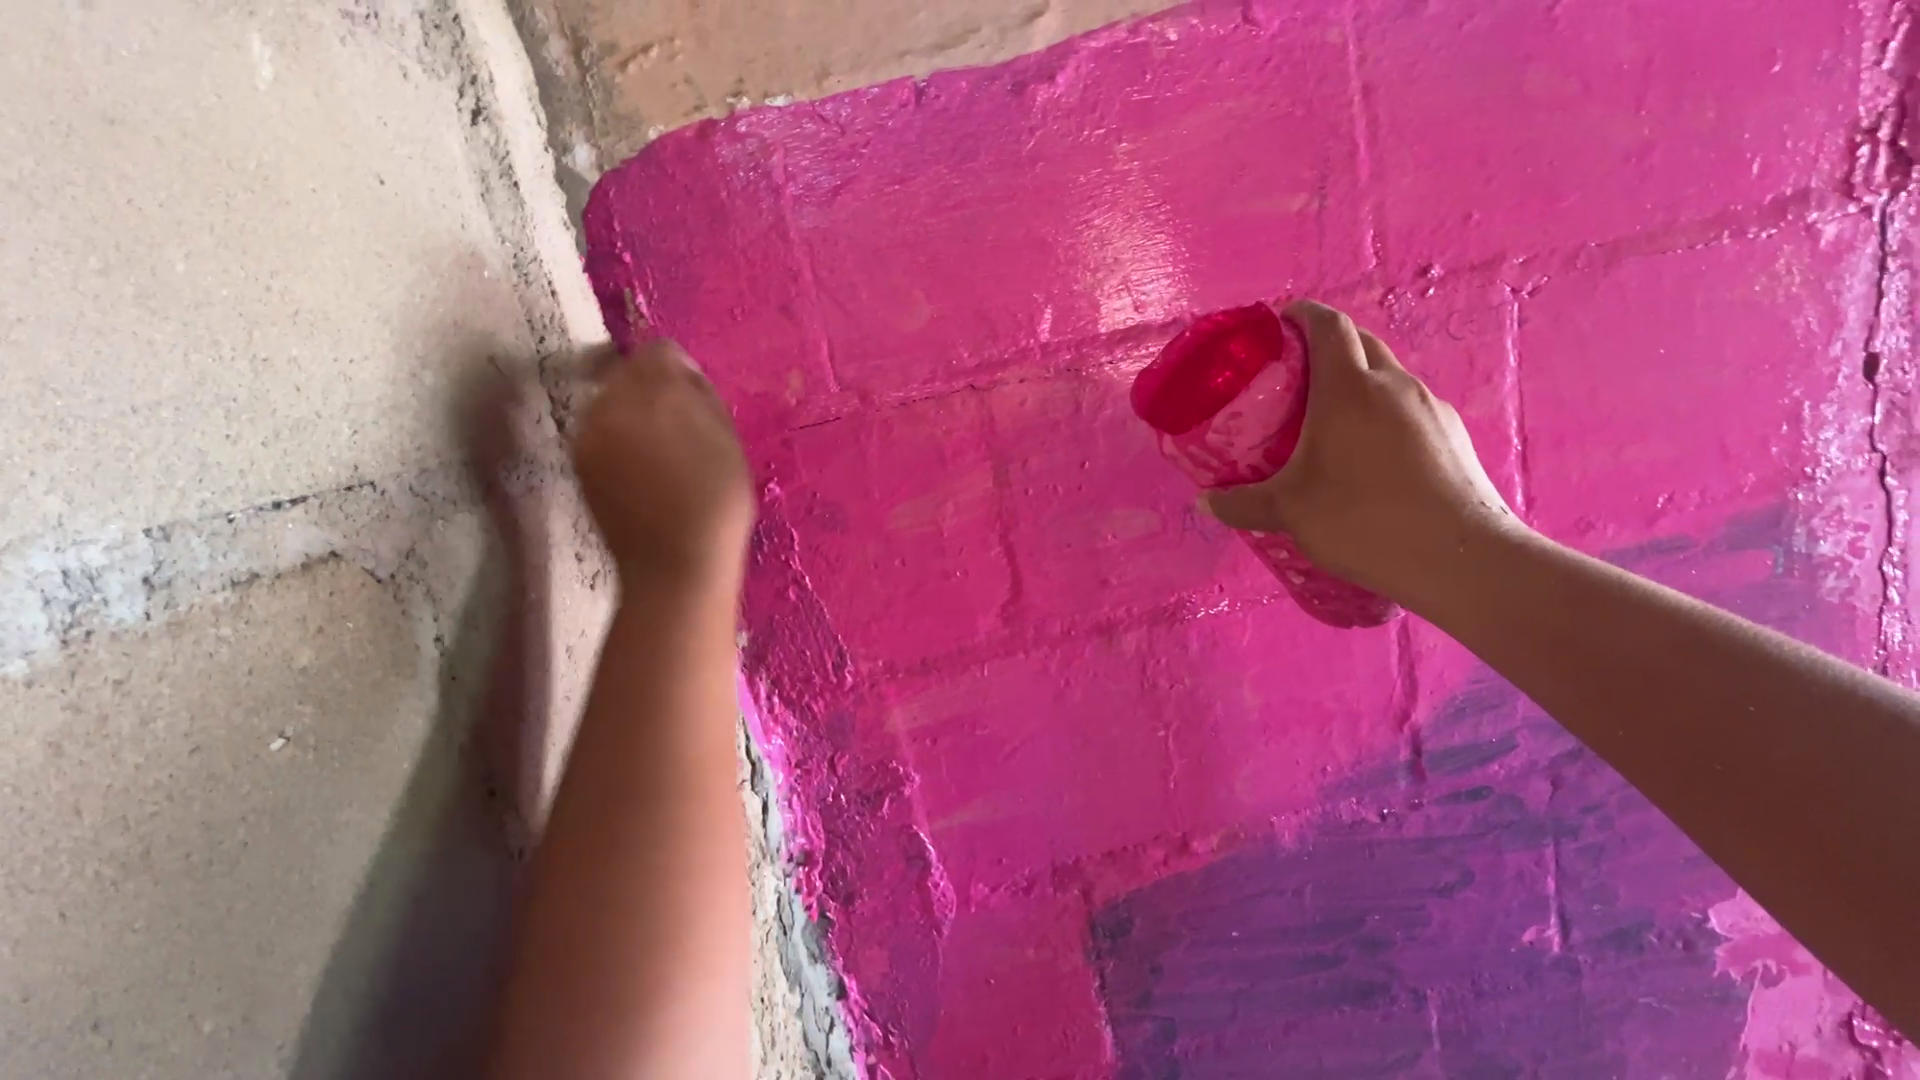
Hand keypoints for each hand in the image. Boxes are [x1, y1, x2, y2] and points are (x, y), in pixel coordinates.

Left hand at [572, 339, 753, 590]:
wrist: (674, 564)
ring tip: (659, 450)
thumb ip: (701, 396)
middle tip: (679, 425)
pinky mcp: (577, 458)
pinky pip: (599, 429)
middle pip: (628, 372)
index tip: (695, 397)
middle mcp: (613, 401)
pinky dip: (617, 437)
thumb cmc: (716, 505)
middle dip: (651, 387)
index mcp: (658, 392)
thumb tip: (682, 373)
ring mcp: (589, 431)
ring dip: (632, 412)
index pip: (660, 352)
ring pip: (609, 399)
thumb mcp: (727, 441)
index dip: (680, 371)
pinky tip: (640, 469)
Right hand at [1202, 300, 1519, 602]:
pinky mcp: (1452, 435)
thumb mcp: (1288, 512)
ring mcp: (1431, 408)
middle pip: (1361, 342)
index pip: (1327, 325)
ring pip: (1388, 375)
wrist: (1458, 558)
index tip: (1280, 322)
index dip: (1302, 314)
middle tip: (1295, 372)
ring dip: (1359, 380)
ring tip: (1330, 418)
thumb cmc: (1362, 520)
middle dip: (1328, 344)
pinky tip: (1371, 455)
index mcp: (1349, 388)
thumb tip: (1205, 504)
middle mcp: (1394, 384)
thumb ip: (1241, 504)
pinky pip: (1408, 408)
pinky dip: (1383, 413)